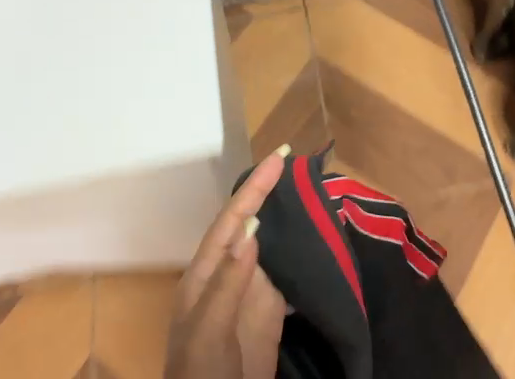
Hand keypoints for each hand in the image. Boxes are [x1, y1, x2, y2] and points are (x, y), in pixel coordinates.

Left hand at [165, 146, 291, 378]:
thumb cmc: (199, 374)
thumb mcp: (209, 330)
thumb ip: (229, 281)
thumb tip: (251, 227)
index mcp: (205, 274)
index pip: (232, 221)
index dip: (254, 188)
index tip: (280, 157)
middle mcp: (227, 276)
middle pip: (250, 225)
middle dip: (269, 193)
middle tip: (297, 164)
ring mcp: (248, 296)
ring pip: (269, 245)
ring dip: (286, 217)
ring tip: (309, 189)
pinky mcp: (268, 315)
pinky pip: (285, 274)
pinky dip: (298, 251)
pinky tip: (315, 237)